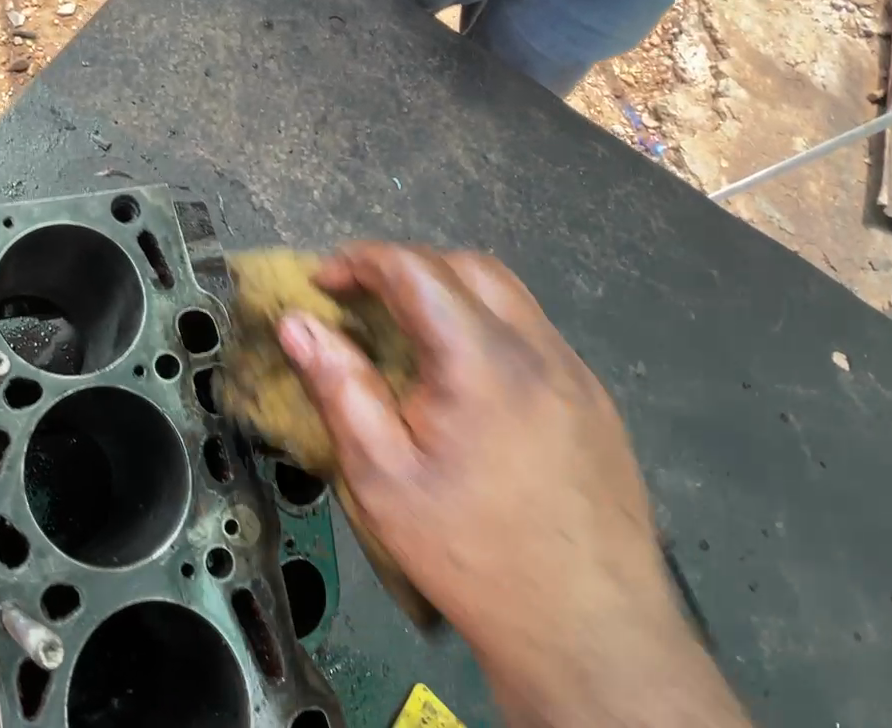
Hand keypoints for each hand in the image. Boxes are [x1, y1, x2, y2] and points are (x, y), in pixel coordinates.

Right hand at [278, 244, 743, 724]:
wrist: (588, 630)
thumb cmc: (469, 551)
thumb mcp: (380, 474)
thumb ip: (338, 386)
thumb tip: (297, 324)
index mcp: (480, 361)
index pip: (416, 270)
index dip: (361, 261)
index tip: (322, 282)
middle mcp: (538, 352)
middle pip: (468, 267)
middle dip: (405, 267)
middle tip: (359, 298)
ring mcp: (576, 375)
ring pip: (508, 296)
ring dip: (447, 291)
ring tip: (403, 331)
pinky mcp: (594, 403)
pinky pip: (532, 334)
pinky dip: (483, 325)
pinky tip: (459, 376)